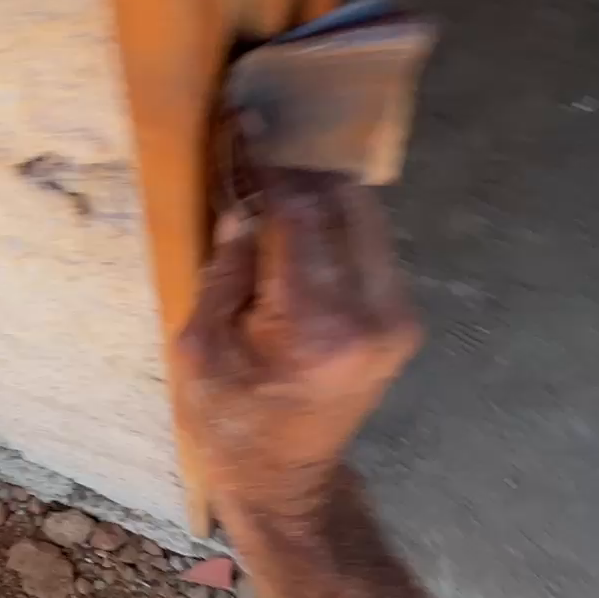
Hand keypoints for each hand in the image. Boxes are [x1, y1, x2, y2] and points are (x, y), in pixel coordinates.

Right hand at [173, 169, 419, 518]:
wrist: (285, 476)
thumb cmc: (227, 419)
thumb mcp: (198, 349)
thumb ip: (224, 272)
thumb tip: (242, 206)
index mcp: (315, 326)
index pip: (297, 216)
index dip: (267, 165)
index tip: (244, 122)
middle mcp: (375, 313)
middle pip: (345, 203)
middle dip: (296, 167)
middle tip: (254, 144)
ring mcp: (399, 314)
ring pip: (365, 215)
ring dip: (315, 189)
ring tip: (268, 175)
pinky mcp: (401, 316)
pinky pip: (366, 241)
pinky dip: (329, 218)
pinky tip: (292, 217)